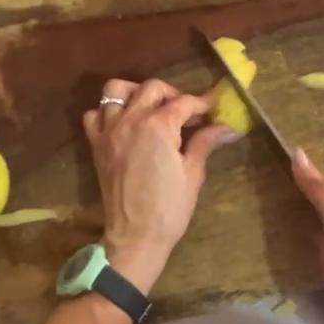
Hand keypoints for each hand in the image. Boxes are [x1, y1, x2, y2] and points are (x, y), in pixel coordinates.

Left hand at [83, 78, 235, 292]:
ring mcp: (109, 131)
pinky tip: (123, 123)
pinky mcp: (96, 145)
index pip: (183, 103)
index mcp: (158, 126)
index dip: (201, 104)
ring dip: (136, 92)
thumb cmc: (169, 208)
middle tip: (185, 112)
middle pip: (152, 88)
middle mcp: (130, 120)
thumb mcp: (193, 174)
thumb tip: (228, 128)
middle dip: (172, 94)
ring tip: (150, 107)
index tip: (212, 109)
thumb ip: (204, 143)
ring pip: (117, 91)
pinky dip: (108, 112)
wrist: (135, 235)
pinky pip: (94, 115)